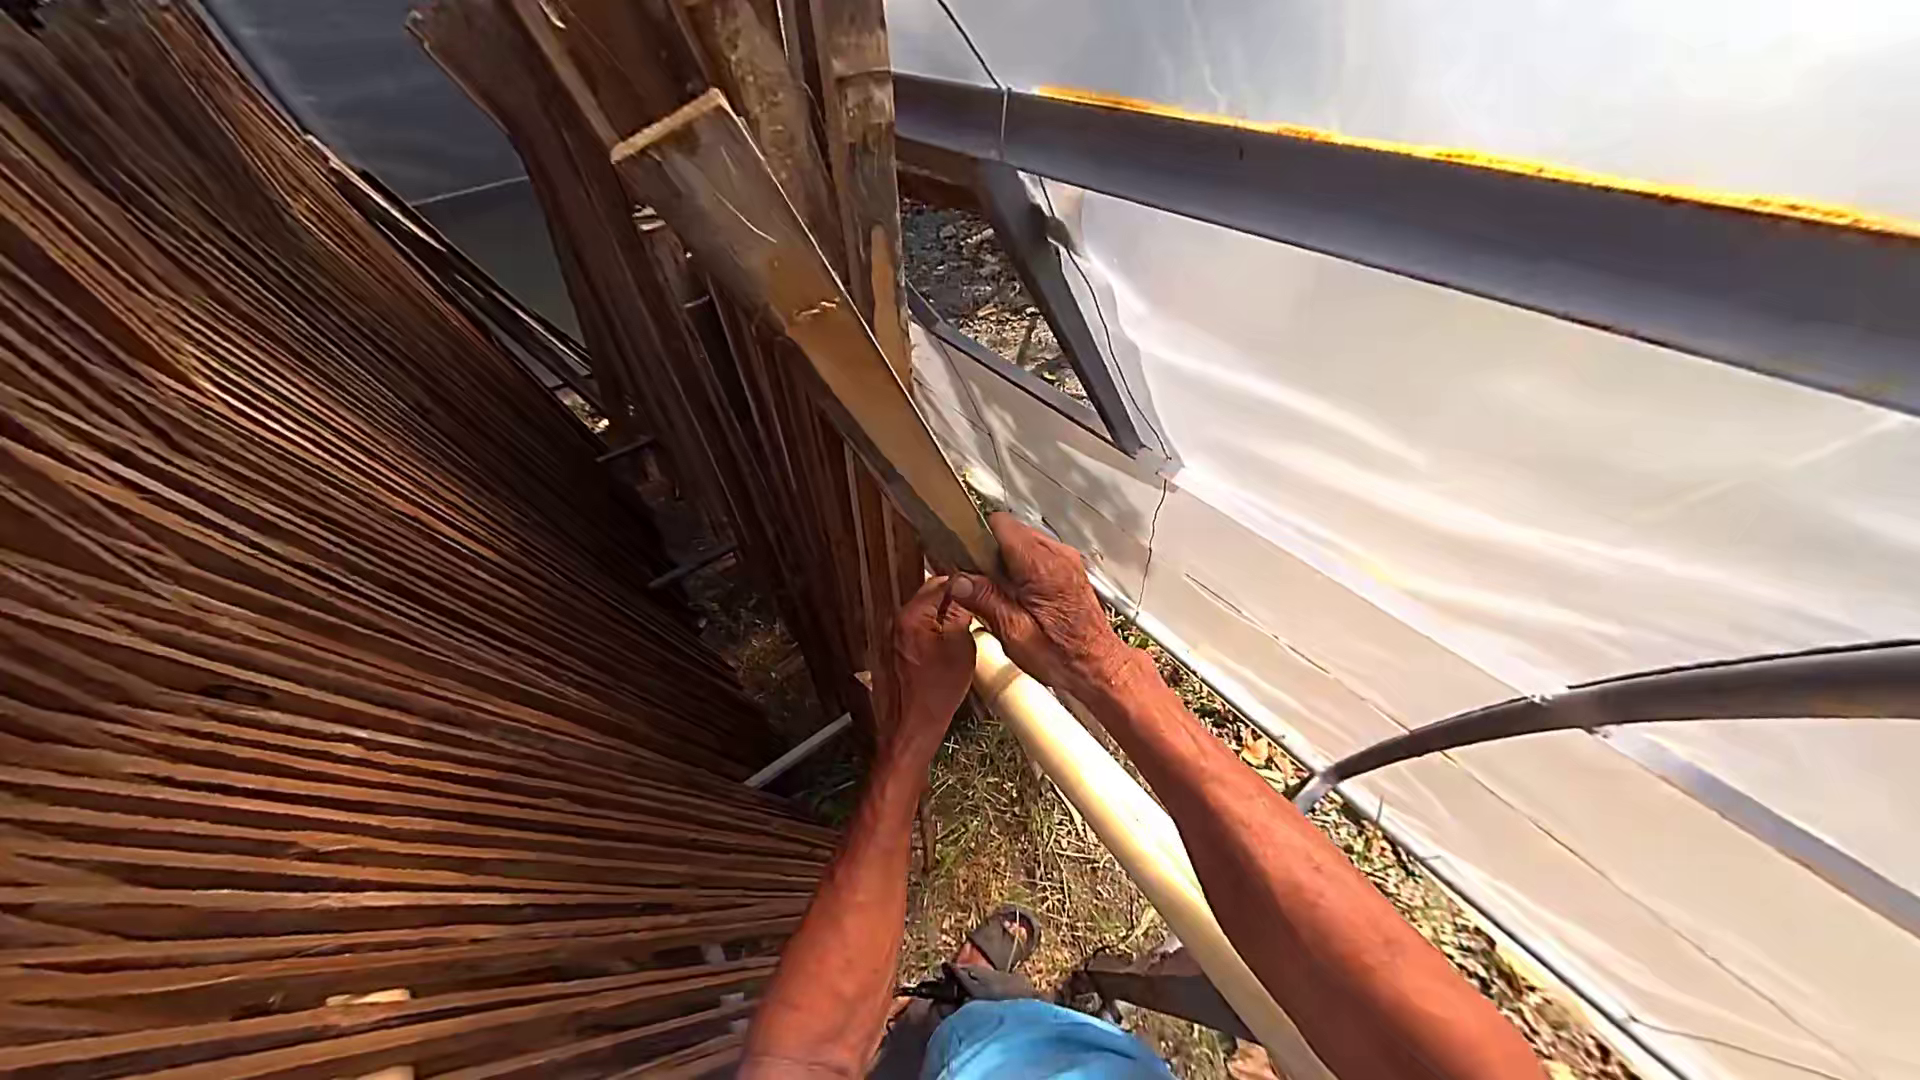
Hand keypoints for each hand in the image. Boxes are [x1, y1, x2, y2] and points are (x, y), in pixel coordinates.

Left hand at [877, 575, 975, 765]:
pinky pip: (913, 629)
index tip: (979, 590)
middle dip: (952, 600)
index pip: (939, 584)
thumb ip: (961, 614)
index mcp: (911, 617)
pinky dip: (929, 631)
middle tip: (974, 610)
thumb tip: (965, 592)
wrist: (910, 727)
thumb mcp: (961, 649)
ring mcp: (889, 635)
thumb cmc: (936, 694)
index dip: (963, 585)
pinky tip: (944, 646)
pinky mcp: (889, 649)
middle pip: (928, 596)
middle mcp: (895, 621)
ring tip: (962, 630)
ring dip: (940, 616)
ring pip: (921, 612)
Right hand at [949, 513, 1139, 699]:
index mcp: (1041, 567)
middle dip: (989, 550)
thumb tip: (957, 580)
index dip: (976, 534)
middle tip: (978, 581)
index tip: (963, 554)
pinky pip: (1036, 552)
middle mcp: (1057, 556)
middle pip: (1010, 530)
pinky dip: (1021, 566)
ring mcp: (1066, 559)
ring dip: (1005, 559)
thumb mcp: (1014, 633)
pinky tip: (1017, 594)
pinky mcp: (1068, 568)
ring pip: (1023, 540)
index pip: (1000, 524)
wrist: (1098, 666)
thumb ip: (985, 600)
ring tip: (999, 591)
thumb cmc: (1062, 656)